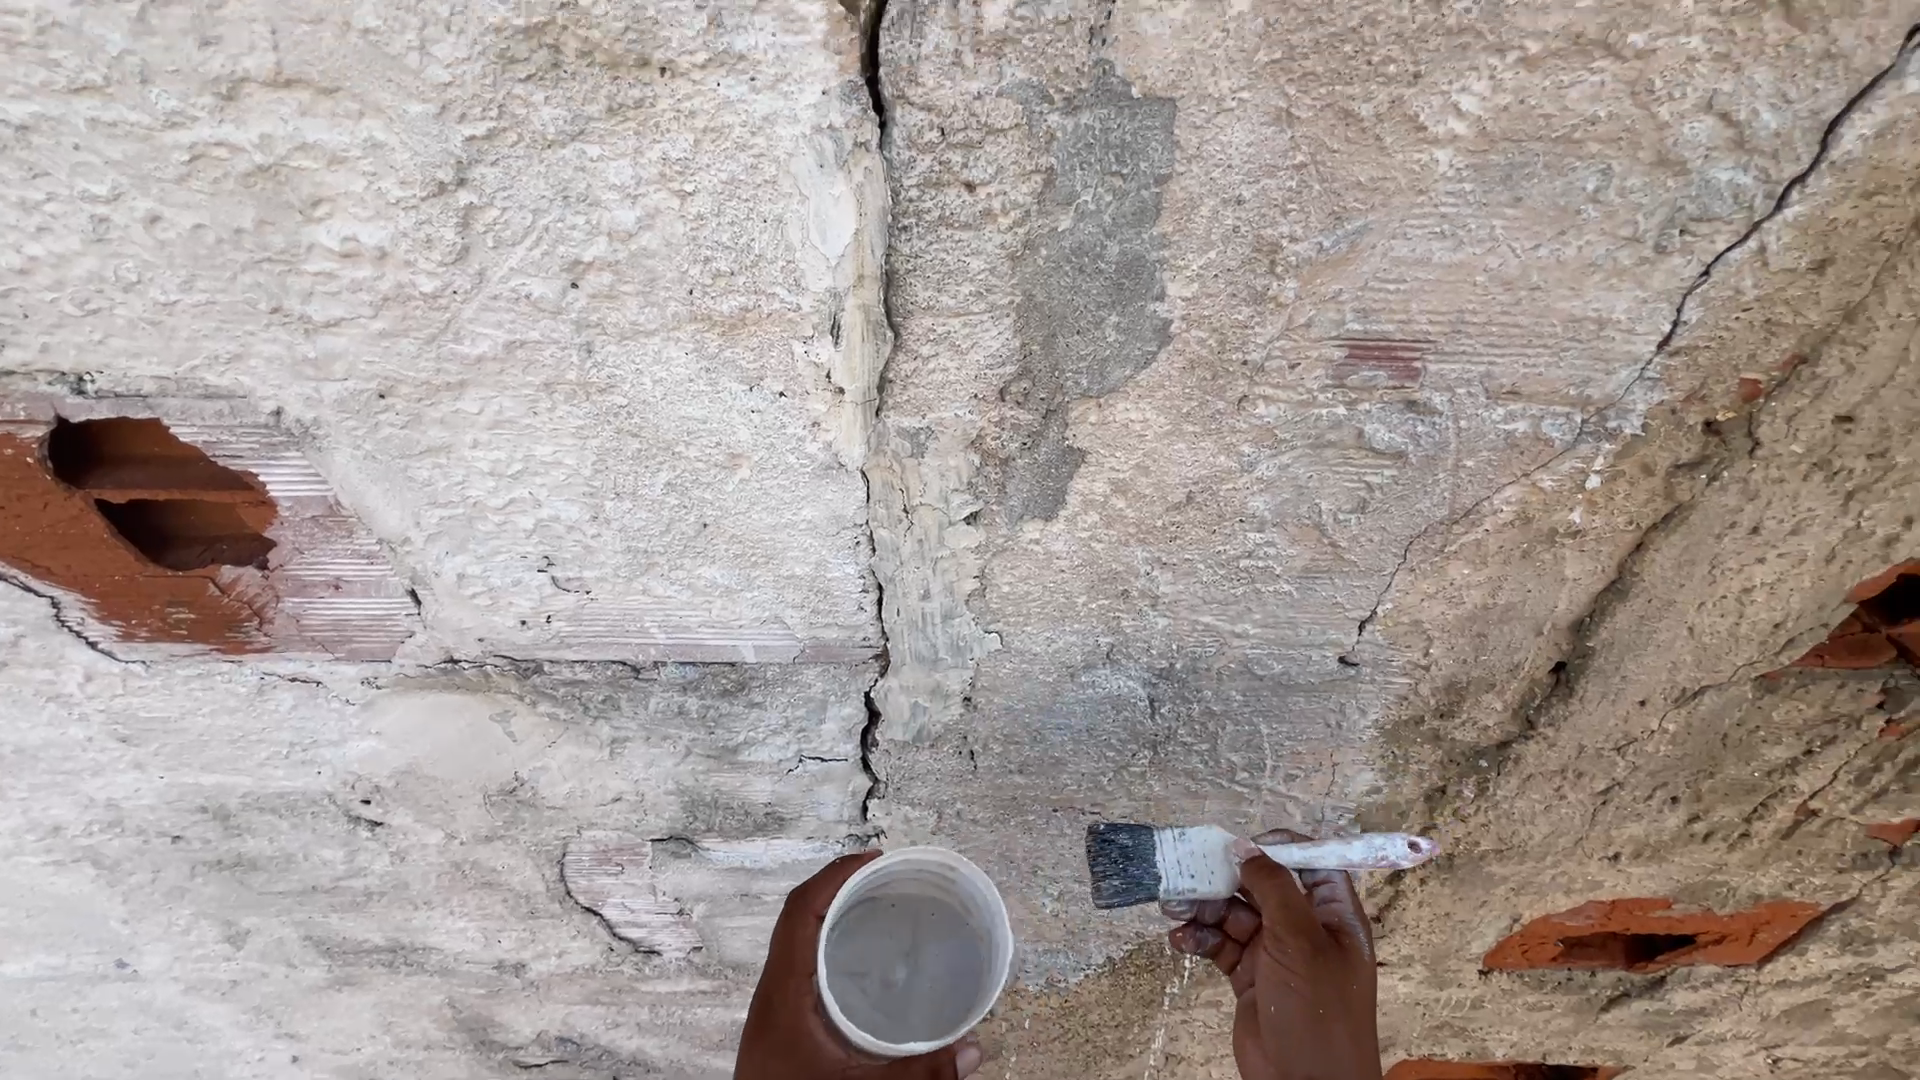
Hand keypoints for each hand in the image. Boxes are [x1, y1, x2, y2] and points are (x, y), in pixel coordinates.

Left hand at [736, 851, 984, 1079]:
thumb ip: (916, 1075)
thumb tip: (973, 1050)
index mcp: (782, 992)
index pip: (800, 909)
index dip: (834, 874)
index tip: (873, 858)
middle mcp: (773, 991)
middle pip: (798, 916)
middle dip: (838, 886)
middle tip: (883, 876)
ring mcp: (774, 1008)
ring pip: (796, 940)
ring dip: (831, 913)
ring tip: (874, 905)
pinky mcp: (781, 1025)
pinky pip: (801, 964)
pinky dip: (828, 944)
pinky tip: (859, 960)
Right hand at [1162, 830, 1381, 1079]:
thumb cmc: (1316, 1011)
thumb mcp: (1299, 941)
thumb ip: (1272, 887)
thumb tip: (1244, 847)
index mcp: (1332, 915)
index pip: (1311, 863)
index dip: (1278, 849)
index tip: (1241, 847)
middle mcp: (1303, 928)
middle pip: (1260, 885)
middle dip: (1224, 878)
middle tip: (1189, 873)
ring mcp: (1273, 952)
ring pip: (1233, 912)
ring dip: (1203, 908)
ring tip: (1175, 909)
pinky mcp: (1247, 974)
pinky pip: (1219, 942)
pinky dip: (1199, 937)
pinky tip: (1181, 940)